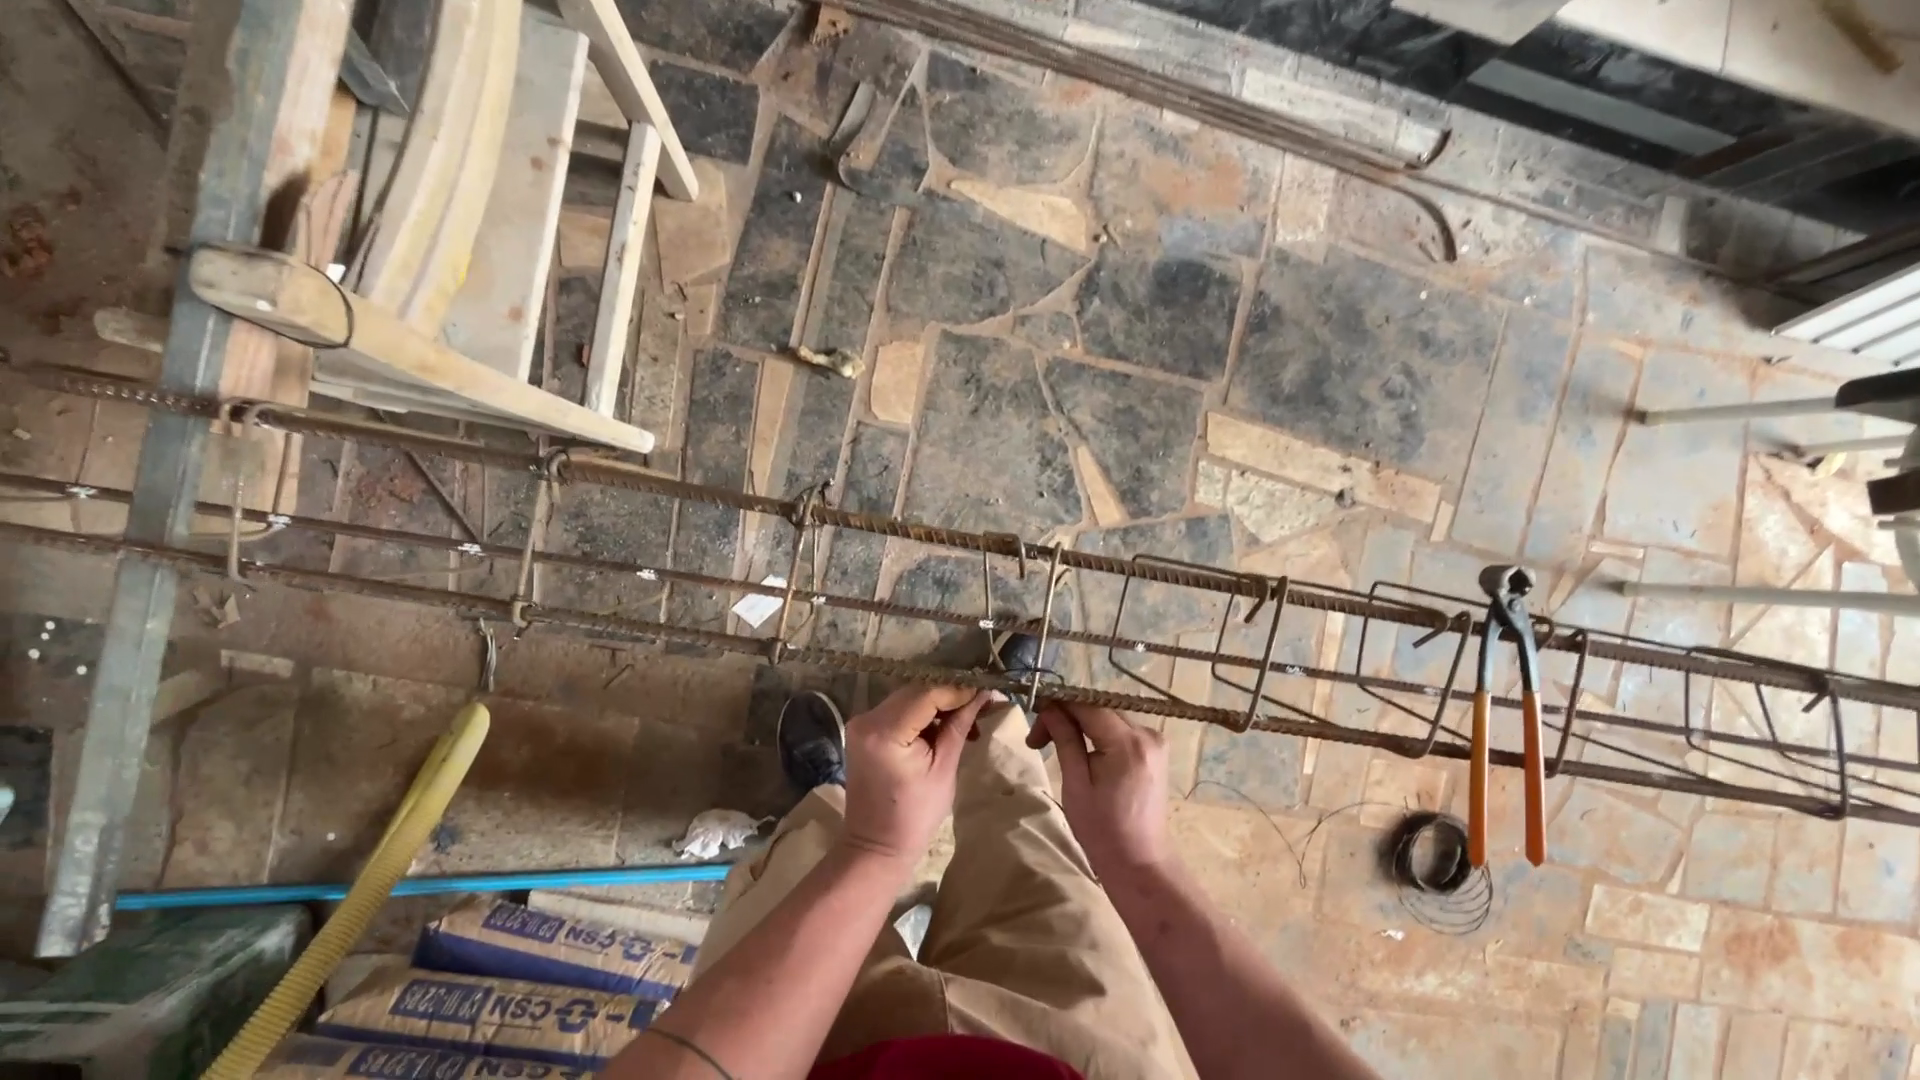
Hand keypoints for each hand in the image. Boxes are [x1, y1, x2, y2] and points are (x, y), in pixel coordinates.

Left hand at [840, 685, 989, 873]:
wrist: (876, 845)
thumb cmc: (915, 815)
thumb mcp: (944, 768)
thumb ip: (959, 725)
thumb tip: (981, 694)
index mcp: (885, 732)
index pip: (926, 694)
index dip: (958, 690)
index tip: (986, 691)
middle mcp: (867, 719)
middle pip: (916, 692)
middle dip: (950, 696)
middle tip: (983, 703)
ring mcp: (862, 723)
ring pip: (908, 699)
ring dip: (938, 705)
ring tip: (969, 720)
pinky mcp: (864, 730)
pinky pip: (898, 711)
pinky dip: (922, 715)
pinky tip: (945, 727)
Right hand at [1029, 703, 1170, 880]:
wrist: (1139, 862)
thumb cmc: (1102, 830)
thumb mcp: (1076, 785)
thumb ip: (1066, 740)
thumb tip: (1049, 707)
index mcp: (1128, 743)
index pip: (1088, 706)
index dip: (1057, 707)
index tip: (1033, 722)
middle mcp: (1148, 734)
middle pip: (1099, 709)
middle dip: (1067, 717)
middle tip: (1038, 740)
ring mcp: (1155, 741)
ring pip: (1108, 717)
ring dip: (1080, 725)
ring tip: (1056, 746)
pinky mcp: (1155, 750)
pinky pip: (1120, 730)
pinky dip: (1098, 734)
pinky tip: (1082, 752)